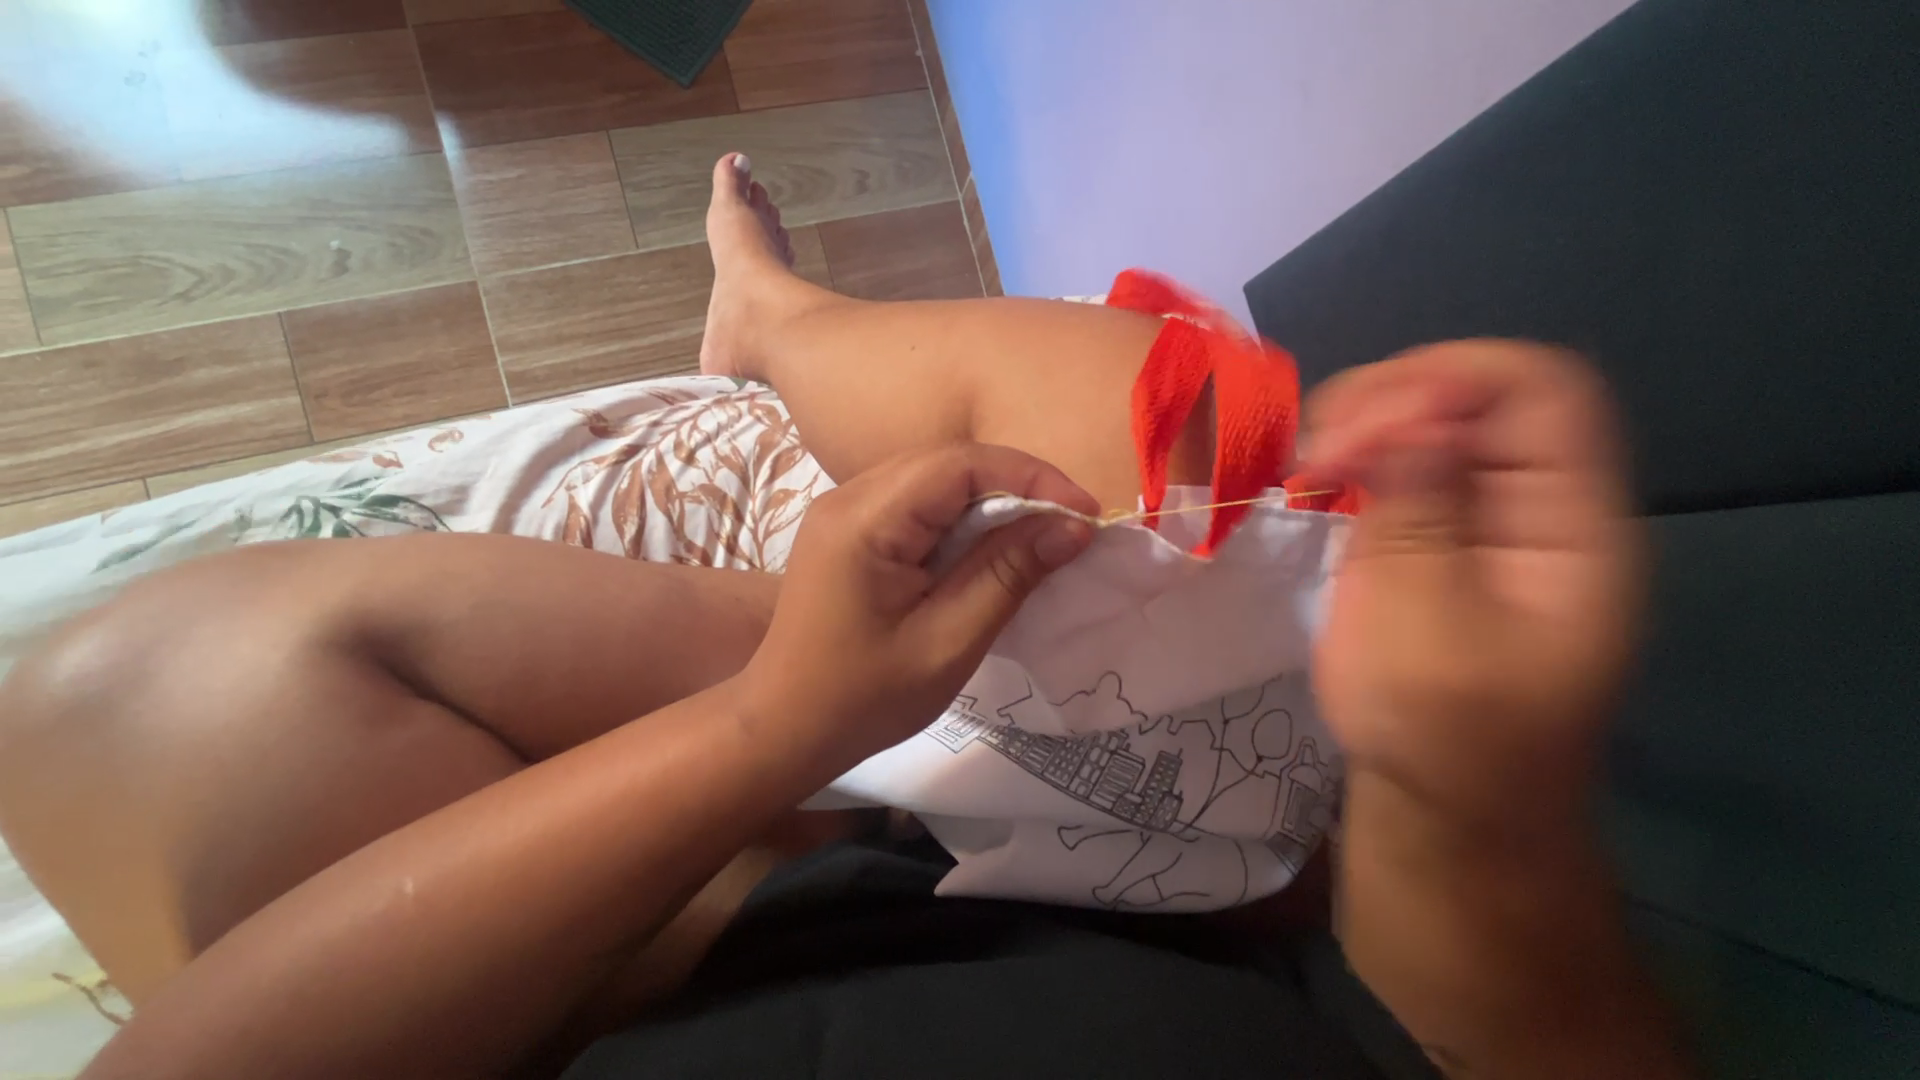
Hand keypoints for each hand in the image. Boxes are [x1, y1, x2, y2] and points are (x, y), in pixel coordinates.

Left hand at [740, 444, 1095, 764]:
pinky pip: (917, 504)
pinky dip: (963, 519)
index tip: (1085, 514)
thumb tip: (1072, 527)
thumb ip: (1007, 576)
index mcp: (865, 520)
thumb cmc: (865, 698)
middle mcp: (849, 497)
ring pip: (936, 480)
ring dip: (993, 501)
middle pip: (948, 463)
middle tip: (1070, 527)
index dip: (1031, 478)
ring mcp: (844, 510)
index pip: (961, 464)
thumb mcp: (948, 643)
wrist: (785, 726)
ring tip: (1040, 537)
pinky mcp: (849, 529)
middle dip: (1018, 486)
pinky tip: (990, 549)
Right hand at [1302, 341, 1643, 837]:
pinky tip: (1318, 478)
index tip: (1354, 434)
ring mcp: (1486, 516)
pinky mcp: (1440, 533)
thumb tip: (1415, 408)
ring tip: (1309, 465)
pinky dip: (1357, 453)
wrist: (1441, 802)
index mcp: (1570, 526)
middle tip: (1318, 456)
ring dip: (1365, 422)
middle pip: (1481, 392)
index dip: (1445, 381)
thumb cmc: (1441, 734)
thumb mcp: (1427, 631)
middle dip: (1391, 400)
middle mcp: (1537, 504)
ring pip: (1435, 417)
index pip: (1538, 390)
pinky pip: (1406, 459)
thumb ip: (1424, 518)